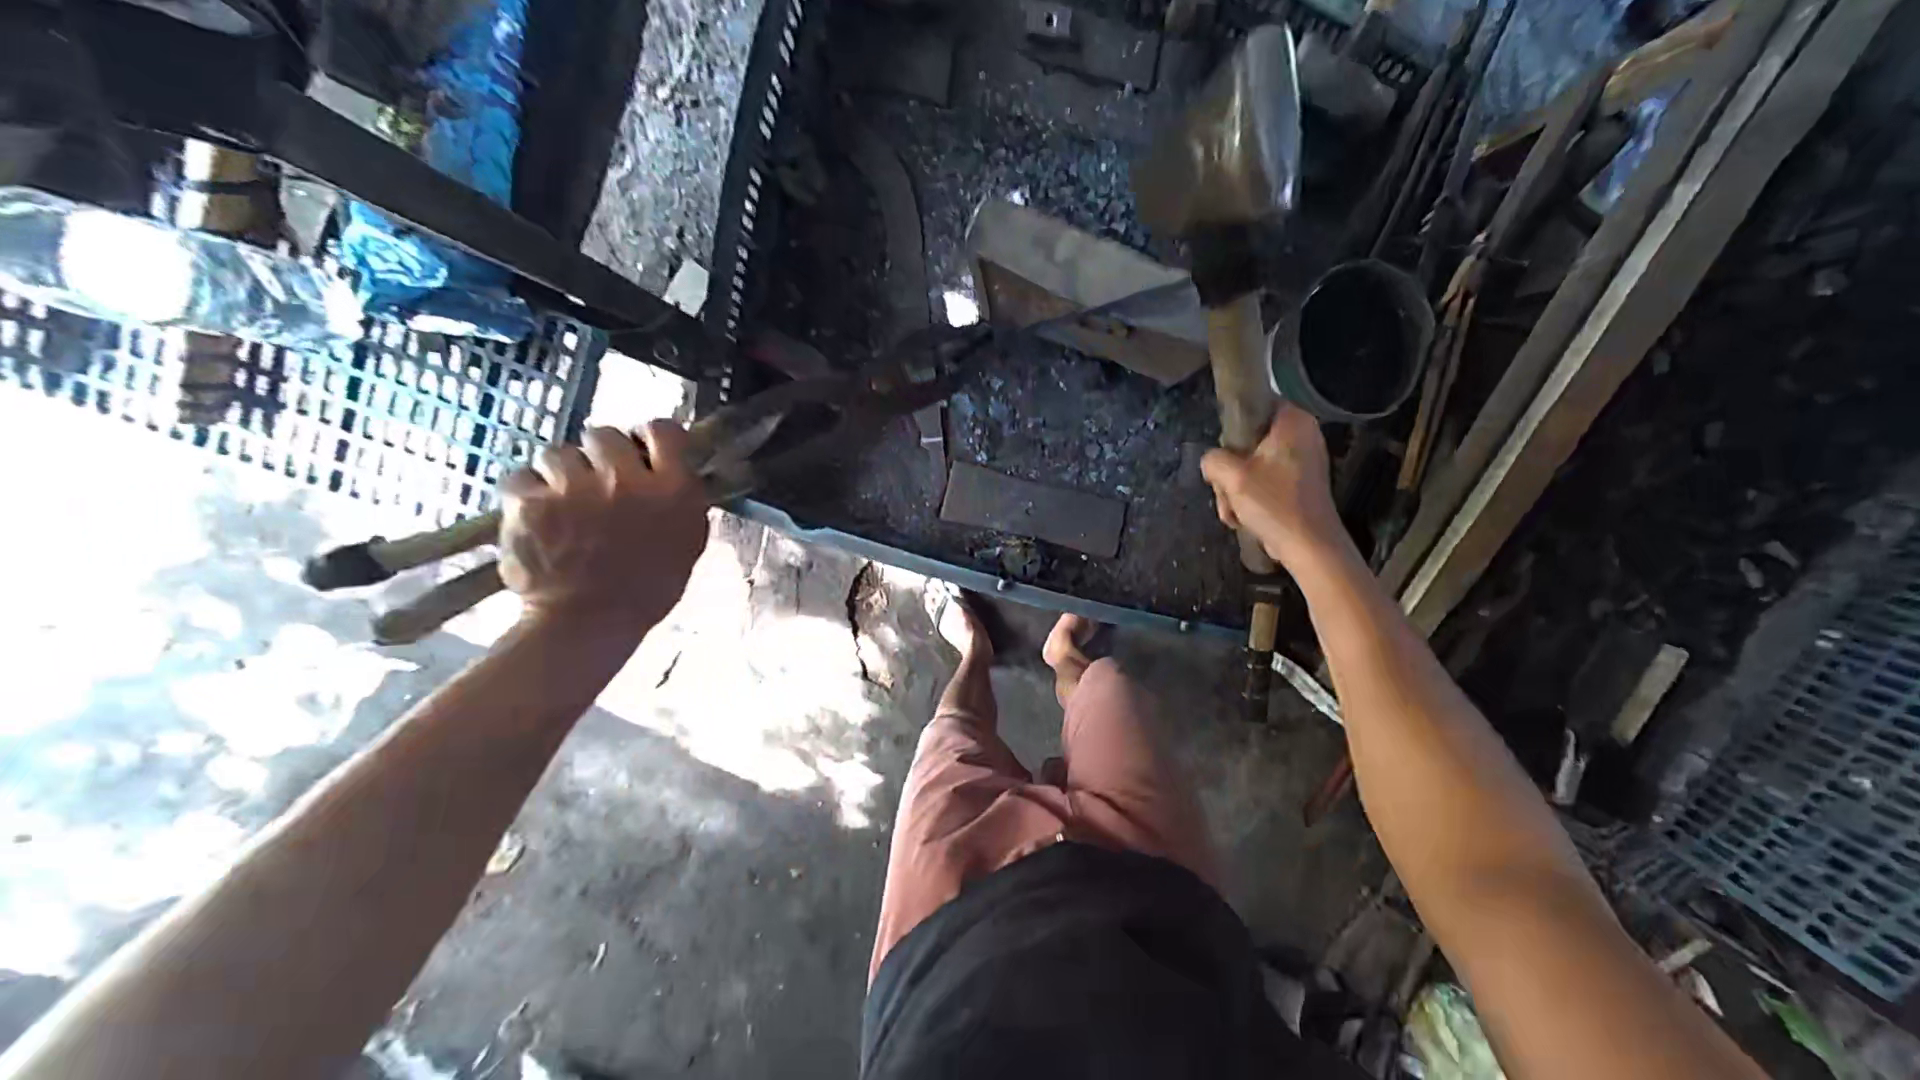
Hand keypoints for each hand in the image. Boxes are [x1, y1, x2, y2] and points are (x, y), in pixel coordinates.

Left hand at [498, 422, 708, 631]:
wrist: (588, 623)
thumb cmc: (647, 588)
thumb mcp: (687, 542)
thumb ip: (681, 501)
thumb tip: (672, 472)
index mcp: (671, 490)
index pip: (663, 429)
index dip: (650, 436)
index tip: (642, 451)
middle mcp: (625, 478)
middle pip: (604, 434)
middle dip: (600, 455)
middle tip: (598, 482)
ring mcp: (573, 487)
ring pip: (558, 453)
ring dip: (560, 473)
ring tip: (562, 503)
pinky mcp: (529, 500)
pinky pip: (522, 477)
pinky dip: (526, 493)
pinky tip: (536, 515)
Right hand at [1200, 403, 1351, 569]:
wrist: (1309, 546)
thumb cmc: (1274, 503)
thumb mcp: (1231, 476)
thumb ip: (1213, 459)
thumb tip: (1212, 461)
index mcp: (1293, 421)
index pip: (1256, 404)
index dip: (1233, 425)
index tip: (1222, 449)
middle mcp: (1303, 434)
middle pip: (1250, 439)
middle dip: (1230, 468)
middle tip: (1225, 489)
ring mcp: (1303, 459)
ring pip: (1253, 463)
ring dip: (1236, 487)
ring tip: (1234, 510)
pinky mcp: (1300, 483)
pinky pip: (1265, 480)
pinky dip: (1251, 497)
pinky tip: (1244, 517)